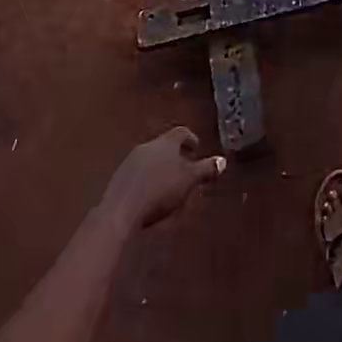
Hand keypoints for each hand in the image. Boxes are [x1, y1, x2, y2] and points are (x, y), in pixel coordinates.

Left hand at [101, 127, 225, 229]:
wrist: (121, 209)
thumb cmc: (160, 190)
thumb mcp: (189, 181)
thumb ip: (206, 170)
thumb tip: (222, 160)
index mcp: (166, 142)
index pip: (181, 132)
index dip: (190, 139)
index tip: (196, 148)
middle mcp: (147, 146)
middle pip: (164, 145)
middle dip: (175, 155)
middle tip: (185, 168)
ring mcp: (130, 160)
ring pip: (150, 158)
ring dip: (160, 167)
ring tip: (168, 183)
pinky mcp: (118, 177)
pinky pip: (138, 172)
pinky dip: (147, 178)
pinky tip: (150, 194)